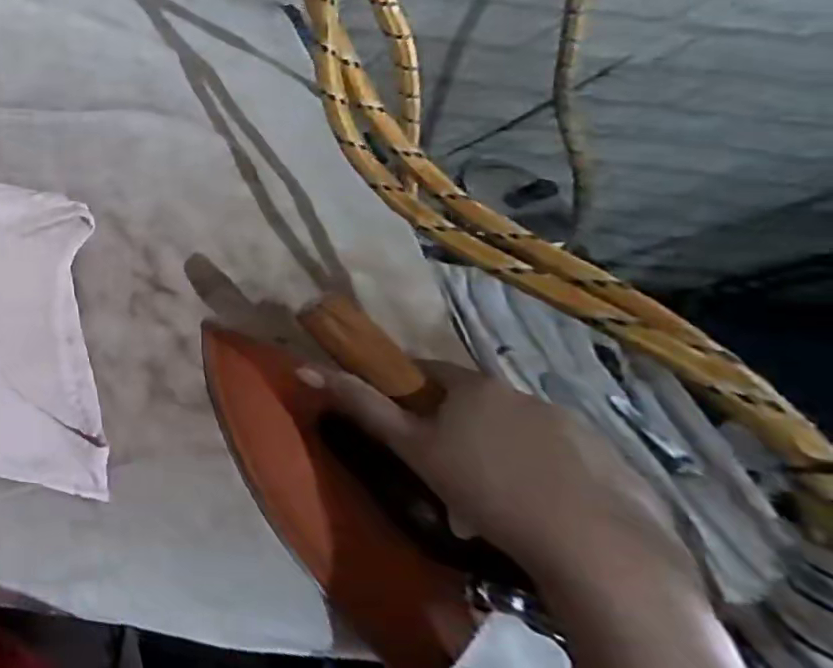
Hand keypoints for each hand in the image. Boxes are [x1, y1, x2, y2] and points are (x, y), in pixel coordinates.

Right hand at [305, 360, 689, 582]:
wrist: (599, 552)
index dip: (407, 392)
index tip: (400, 424)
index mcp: (475, 385)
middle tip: (441, 472)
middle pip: (473, 403)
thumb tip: (304, 367)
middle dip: (454, 430)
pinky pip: (560, 459)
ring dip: (497, 454)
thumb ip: (361, 405)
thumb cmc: (487, 490)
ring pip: (516, 433)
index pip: (426, 370)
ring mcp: (575, 427)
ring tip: (490, 503)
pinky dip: (542, 476)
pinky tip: (538, 512)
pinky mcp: (613, 464)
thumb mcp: (411, 449)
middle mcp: (524, 393)